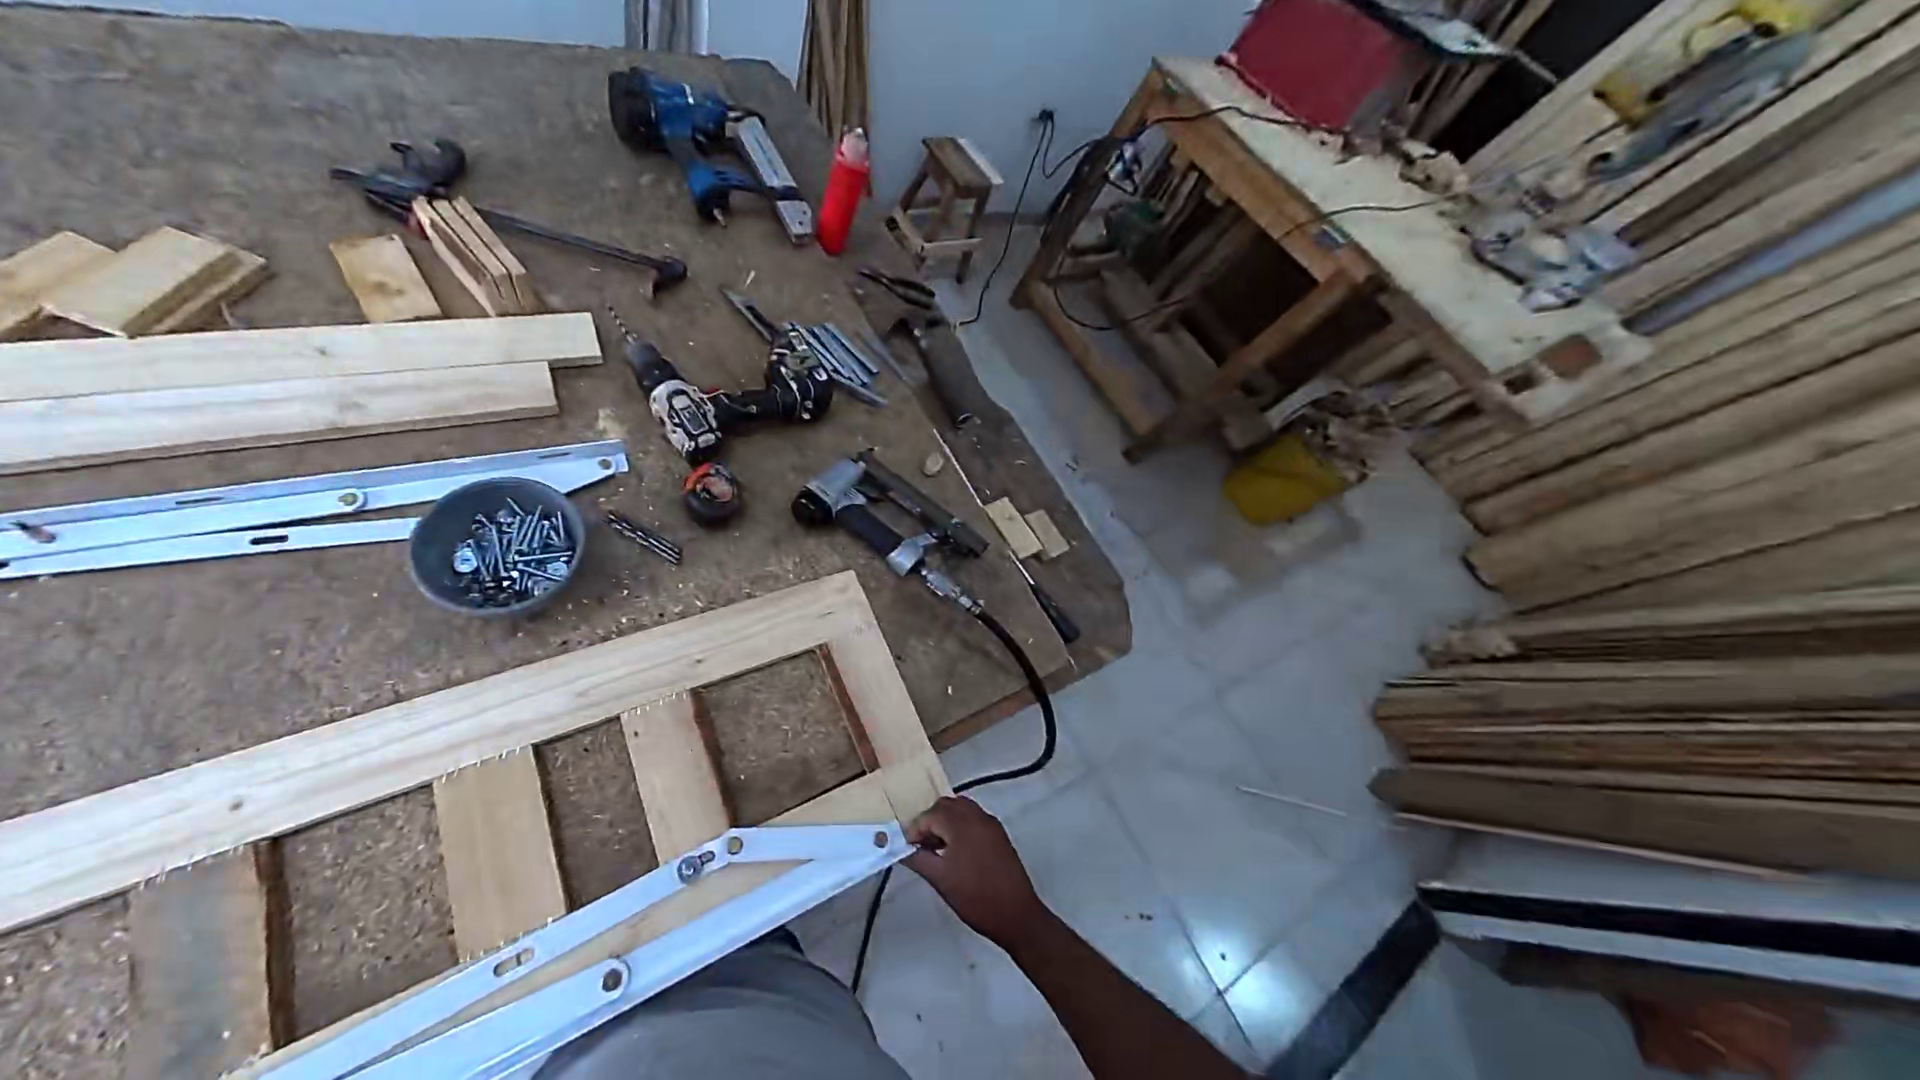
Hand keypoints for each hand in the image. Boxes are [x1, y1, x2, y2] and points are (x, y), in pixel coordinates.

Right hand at [903, 796, 1050, 948]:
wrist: (1015, 914)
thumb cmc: (975, 897)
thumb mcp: (940, 880)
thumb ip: (919, 859)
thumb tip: (904, 850)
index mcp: (962, 825)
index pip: (931, 815)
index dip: (915, 829)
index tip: (907, 847)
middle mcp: (978, 817)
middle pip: (947, 805)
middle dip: (930, 820)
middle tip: (920, 844)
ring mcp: (991, 824)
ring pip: (962, 808)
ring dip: (946, 821)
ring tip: (936, 846)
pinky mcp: (999, 834)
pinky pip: (975, 818)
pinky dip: (961, 825)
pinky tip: (955, 849)